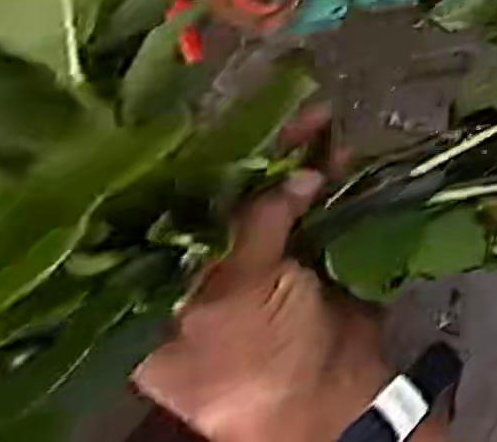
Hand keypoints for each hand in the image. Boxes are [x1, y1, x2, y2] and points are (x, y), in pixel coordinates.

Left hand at [134, 111, 390, 441]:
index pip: (162, 212)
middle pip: (224, 193)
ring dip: (299, 156)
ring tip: (325, 119)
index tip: (222, 124)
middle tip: (292, 113)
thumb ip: (256, 229)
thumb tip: (299, 172)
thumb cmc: (255, 356)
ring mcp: (257, 253)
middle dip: (257, 153)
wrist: (329, 384)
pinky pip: (314, 200)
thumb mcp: (235, 297)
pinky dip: (330, 173)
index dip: (192, 166)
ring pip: (272, 191)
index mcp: (153, 285)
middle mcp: (199, 263)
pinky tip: (343, 148)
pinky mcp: (307, 245)